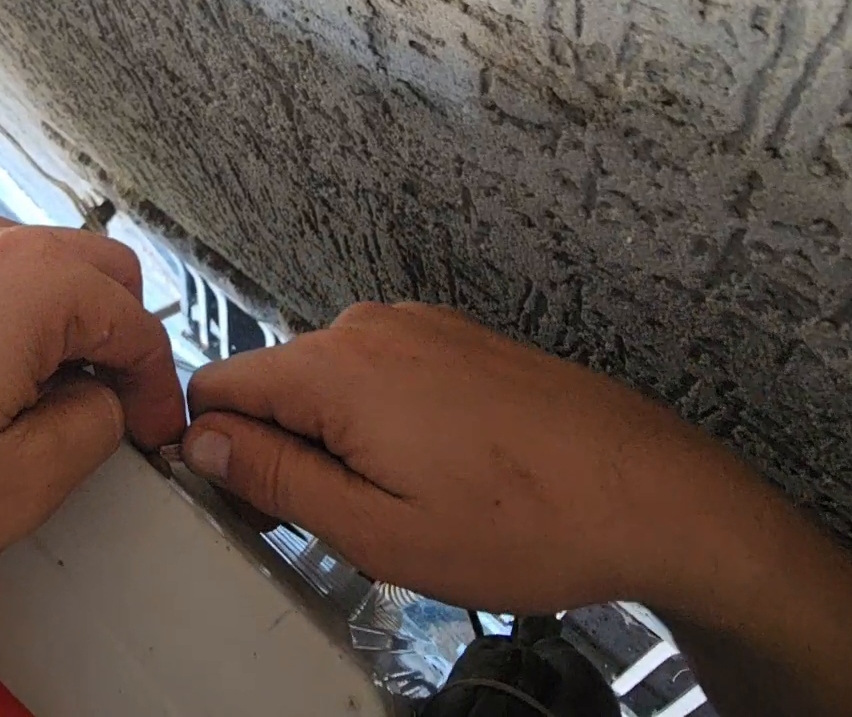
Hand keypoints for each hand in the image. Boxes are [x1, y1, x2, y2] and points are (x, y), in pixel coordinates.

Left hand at [0, 214, 184, 667]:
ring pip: (40, 271)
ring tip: (39, 407)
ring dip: (64, 328)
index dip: (159, 386)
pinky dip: (10, 323)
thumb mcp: (13, 488)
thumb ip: (92, 431)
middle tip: (107, 410)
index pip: (139, 322)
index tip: (153, 432)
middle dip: (119, 339)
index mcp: (34, 282)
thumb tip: (101, 403)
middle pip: (98, 273)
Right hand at [182, 303, 851, 716]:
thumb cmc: (512, 524)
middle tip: (341, 518)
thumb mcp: (376, 530)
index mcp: (333, 367)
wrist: (650, 488)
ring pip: (326, 378)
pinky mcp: (448, 331)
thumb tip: (200, 443)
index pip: (218, 387)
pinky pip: (376, 368)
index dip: (217, 450)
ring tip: (399, 493)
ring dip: (333, 434)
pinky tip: (435, 457)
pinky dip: (376, 413)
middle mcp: (363, 325)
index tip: (255, 506)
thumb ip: (274, 479)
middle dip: (281, 447)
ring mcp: (412, 321)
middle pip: (273, 382)